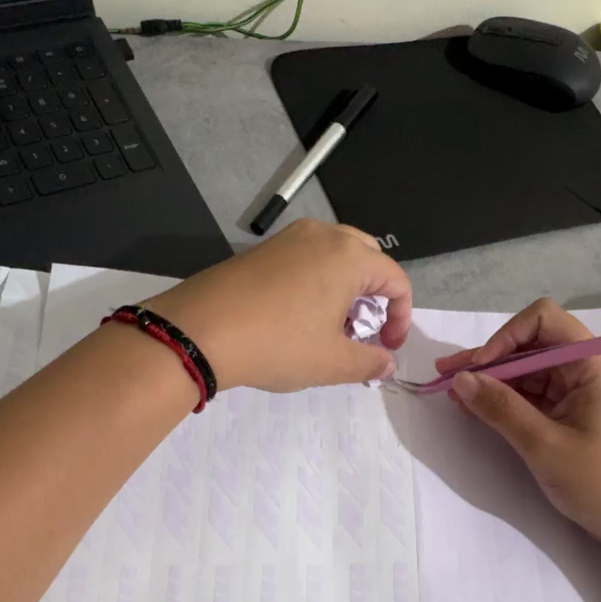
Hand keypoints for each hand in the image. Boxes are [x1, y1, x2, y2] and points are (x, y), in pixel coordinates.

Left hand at [146, 219, 410, 392]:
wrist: (198, 331)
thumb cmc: (277, 344)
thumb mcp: (331, 363)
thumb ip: (369, 362)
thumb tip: (388, 365)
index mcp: (349, 257)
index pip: (397, 280)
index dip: (402, 317)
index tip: (388, 348)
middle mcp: (324, 236)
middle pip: (369, 259)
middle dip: (376, 296)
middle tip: (364, 331)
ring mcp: (290, 238)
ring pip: (337, 256)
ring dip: (347, 288)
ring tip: (333, 326)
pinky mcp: (264, 250)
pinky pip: (307, 258)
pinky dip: (319, 282)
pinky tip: (300, 315)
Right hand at [439, 298, 600, 544]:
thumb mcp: (544, 446)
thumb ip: (501, 409)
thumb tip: (460, 379)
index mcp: (593, 363)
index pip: (543, 320)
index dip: (505, 337)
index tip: (478, 368)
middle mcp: (588, 367)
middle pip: (532, 344)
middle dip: (489, 359)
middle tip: (444, 374)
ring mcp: (581, 390)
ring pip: (529, 370)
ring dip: (493, 379)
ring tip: (453, 393)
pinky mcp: (573, 411)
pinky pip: (534, 393)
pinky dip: (506, 398)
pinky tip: (476, 406)